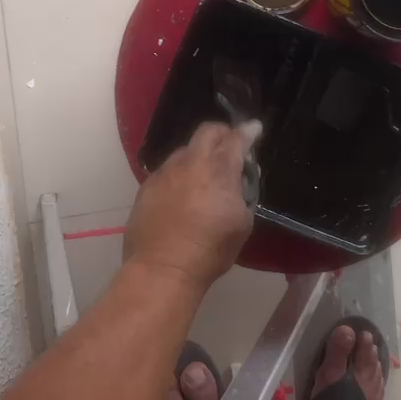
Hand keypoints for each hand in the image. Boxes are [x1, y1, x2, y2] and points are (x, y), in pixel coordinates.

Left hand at [125, 121, 257, 292]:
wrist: (162, 270)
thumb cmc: (209, 251)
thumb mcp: (242, 224)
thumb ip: (242, 193)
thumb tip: (238, 181)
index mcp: (219, 170)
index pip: (236, 138)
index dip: (248, 132)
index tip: (254, 130)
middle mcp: (191, 163)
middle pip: (207, 131)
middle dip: (222, 133)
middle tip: (229, 146)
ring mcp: (165, 172)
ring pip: (184, 150)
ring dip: (198, 156)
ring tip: (203, 177)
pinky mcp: (147, 186)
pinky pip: (167, 171)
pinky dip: (179, 174)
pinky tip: (181, 194)